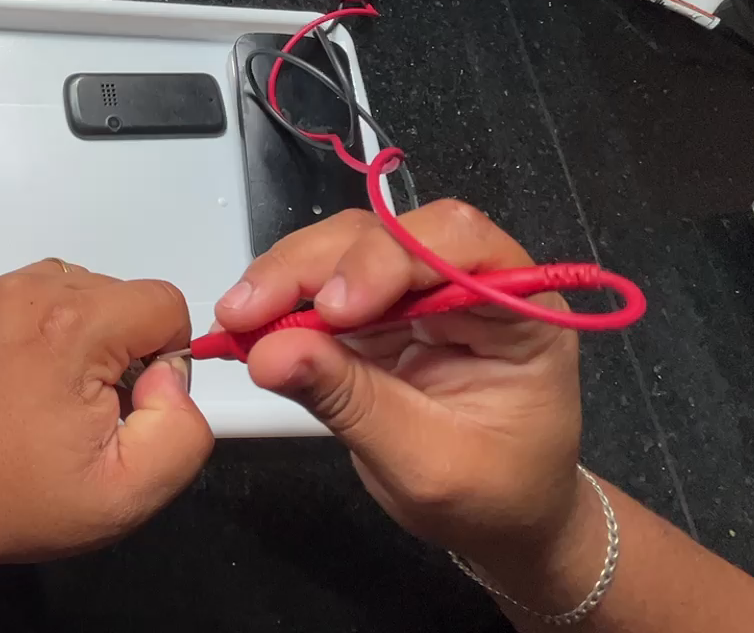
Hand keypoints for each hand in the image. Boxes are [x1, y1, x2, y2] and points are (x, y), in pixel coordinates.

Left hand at [0, 260, 212, 579]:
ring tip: (54, 390)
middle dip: (125, 345)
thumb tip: (168, 374)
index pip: (164, 302)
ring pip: (83, 287)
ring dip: (88, 331)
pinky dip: (49, 325)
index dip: (165, 355)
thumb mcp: (125, 493)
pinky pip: (40, 292)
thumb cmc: (15, 496)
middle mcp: (32, 291)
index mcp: (72, 327)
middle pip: (122, 294)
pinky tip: (26, 373)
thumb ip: (181, 429)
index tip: (130, 400)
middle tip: (88, 405)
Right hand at [214, 202, 584, 568]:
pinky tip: (243, 325)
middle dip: (306, 268)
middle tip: (246, 313)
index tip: (331, 310)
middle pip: (377, 235)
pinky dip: (273, 298)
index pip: (454, 242)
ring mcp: (409, 286)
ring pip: (335, 246)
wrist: (497, 518)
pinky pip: (312, 277)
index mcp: (516, 312)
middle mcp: (462, 281)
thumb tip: (267, 353)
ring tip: (236, 322)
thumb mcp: (426, 465)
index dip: (386, 258)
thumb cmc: (493, 496)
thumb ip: (350, 401)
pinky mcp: (366, 301)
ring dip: (280, 277)